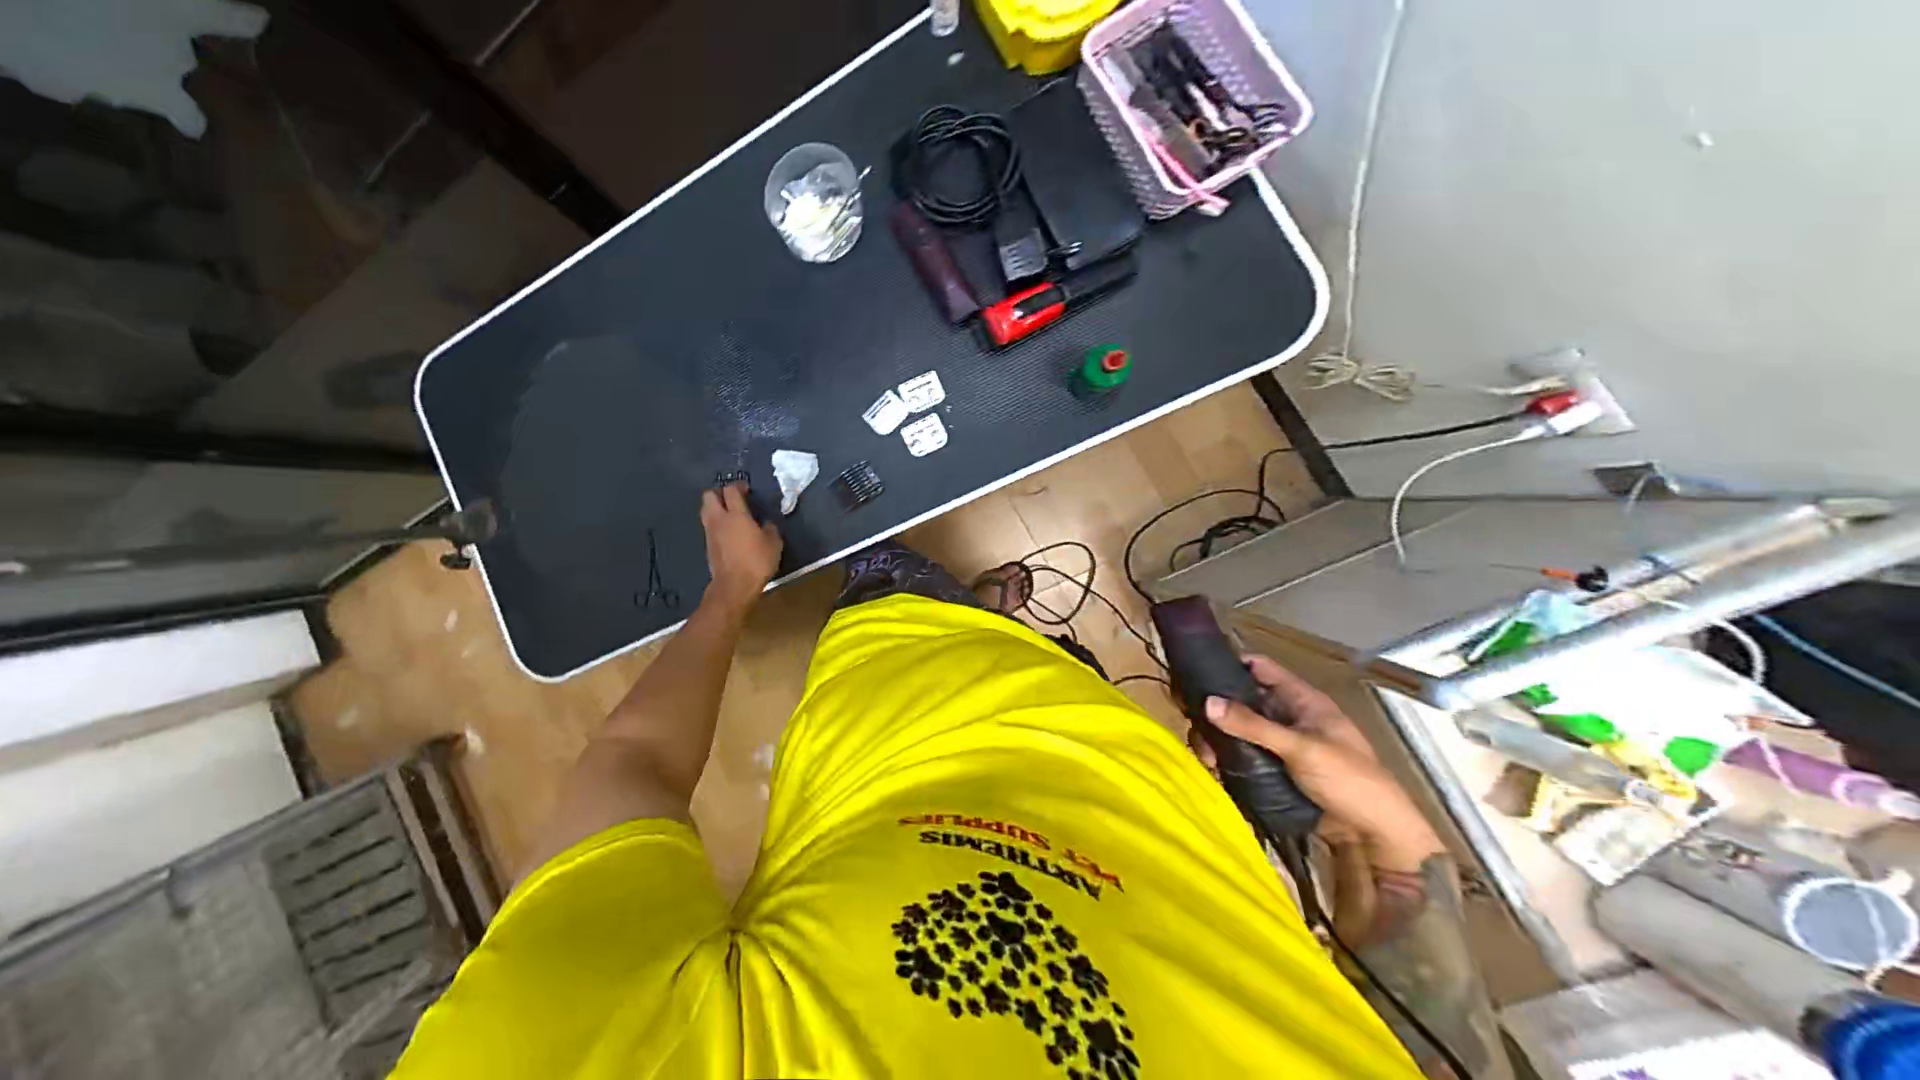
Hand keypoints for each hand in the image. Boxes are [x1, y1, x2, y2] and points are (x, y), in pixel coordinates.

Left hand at [699, 483, 781, 608]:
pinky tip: (728, 531)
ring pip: (706, 510)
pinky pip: (709, 526)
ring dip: (715, 507)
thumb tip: (766, 524)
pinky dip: (716, 523)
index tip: (747, 489)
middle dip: (719, 492)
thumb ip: (770, 528)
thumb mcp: (774, 543)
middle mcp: (719, 519)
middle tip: (732, 498)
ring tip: (729, 513)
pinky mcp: (707, 545)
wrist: (734, 585)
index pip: (731, 490)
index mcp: (736, 514)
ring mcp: (710, 532)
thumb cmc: (757, 561)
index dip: (738, 486)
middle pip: (709, 495)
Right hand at [1189, 654, 1444, 873]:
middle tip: (1190, 720)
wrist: (1377, 838)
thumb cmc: (1350, 781)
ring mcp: (1281, 746)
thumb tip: (1207, 702)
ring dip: (1218, 739)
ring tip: (1205, 757)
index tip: (1195, 671)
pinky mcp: (1275, 773)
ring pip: (1238, 731)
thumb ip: (1253, 725)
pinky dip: (1226, 761)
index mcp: (1302, 700)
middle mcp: (1288, 717)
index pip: (1260, 668)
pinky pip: (1243, 758)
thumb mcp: (1301, 748)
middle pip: (1242, 701)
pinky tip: (1214, 770)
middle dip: (1216, 709)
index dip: (1230, 663)